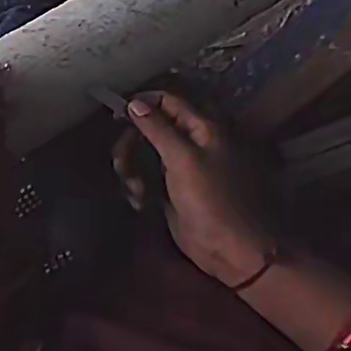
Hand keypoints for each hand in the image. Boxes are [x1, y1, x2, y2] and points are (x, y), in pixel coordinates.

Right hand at [117, 91, 274, 284]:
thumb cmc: (213, 200)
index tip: (118, 114)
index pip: (169, 101)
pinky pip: (146, 177)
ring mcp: (183, 167)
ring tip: (134, 189)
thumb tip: (135, 102)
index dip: (143, 104)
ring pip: (144, 153)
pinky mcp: (172, 190)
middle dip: (132, 144)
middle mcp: (193, 143)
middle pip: (150, 128)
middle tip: (122, 163)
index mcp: (204, 128)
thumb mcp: (183, 159)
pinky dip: (138, 186)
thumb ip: (158, 129)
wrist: (232, 249)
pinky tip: (140, 202)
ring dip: (131, 168)